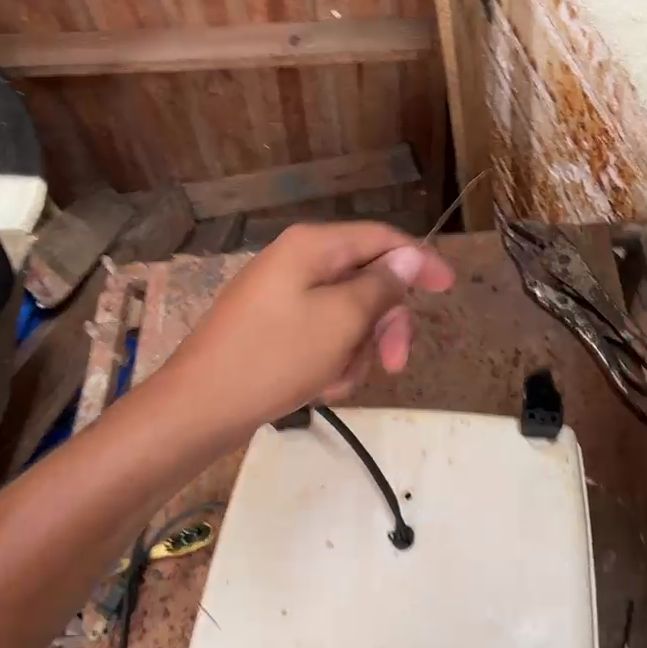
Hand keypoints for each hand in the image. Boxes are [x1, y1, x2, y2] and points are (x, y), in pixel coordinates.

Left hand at [158, 222, 455, 431]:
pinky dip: (330, 360)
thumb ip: (382, 284)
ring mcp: (283, 295)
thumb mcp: (342, 320)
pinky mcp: (273, 327)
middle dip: (384, 325)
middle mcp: (298, 261)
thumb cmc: (274, 358)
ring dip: (356, 350)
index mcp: (313, 246)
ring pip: (348, 315)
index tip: (448, 287)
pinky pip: (321, 335)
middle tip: (395, 364)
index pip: (382, 238)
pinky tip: (318, 387)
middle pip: (367, 281)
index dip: (419, 261)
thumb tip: (410, 254)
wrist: (198, 409)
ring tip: (337, 382)